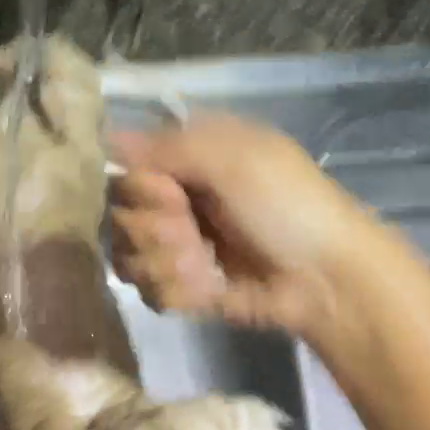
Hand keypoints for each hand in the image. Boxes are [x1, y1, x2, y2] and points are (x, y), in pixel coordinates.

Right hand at [110, 116, 380, 334]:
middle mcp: (174, 200)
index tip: (172, 195)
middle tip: (195, 234)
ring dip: (168, 265)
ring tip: (206, 266)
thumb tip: (107, 137)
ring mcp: (176, 248)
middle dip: (156, 232)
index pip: (124, 171)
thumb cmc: (288, 206)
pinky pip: (149, 293)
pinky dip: (179, 292)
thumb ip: (168, 147)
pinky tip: (209, 289)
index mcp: (187, 159)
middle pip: (119, 219)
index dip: (141, 190)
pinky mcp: (183, 290)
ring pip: (128, 259)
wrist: (322, 278)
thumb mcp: (236, 159)